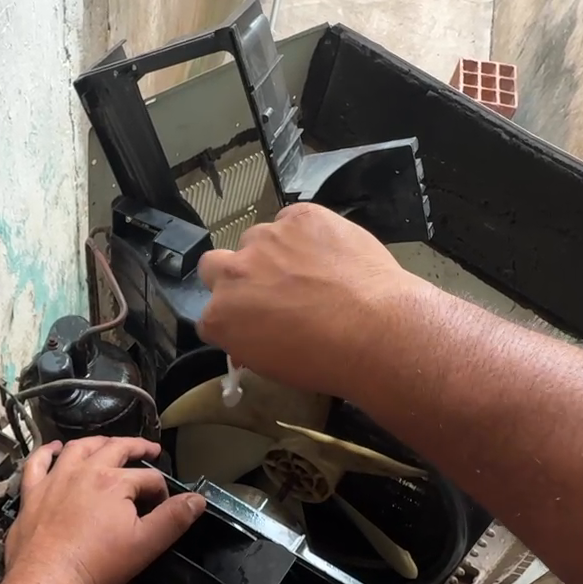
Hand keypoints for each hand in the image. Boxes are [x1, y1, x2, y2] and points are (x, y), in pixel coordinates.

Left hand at [3, 437, 206, 583]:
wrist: (47, 580)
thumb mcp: (145, 545)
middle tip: (149, 449)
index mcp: (115, 482)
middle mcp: (85, 472)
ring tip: (108, 443)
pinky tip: (55, 449)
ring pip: (78, 448)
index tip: (163, 504)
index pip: (148, 478)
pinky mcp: (32, 494)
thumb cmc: (98, 565)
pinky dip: (47, 451)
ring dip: (97, 442)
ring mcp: (55, 480)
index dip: (161, 490)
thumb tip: (197, 500)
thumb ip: (173, 519)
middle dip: (136, 447)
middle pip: (115, 449)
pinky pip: (38, 463)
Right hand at [196, 203, 433, 395]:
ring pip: (257, 239)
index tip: (251, 322)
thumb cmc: (323, 360)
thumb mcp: (271, 366)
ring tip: (309, 270)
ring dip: (273, 252)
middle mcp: (233, 273)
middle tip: (267, 289)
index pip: (210, 314)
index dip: (231, 317)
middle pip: (214, 265)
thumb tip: (251, 334)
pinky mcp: (300, 217)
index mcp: (220, 316)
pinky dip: (305, 233)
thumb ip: (248, 342)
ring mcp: (266, 240)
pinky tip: (328, 253)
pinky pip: (292, 220)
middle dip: (234, 275)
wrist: (372, 330)